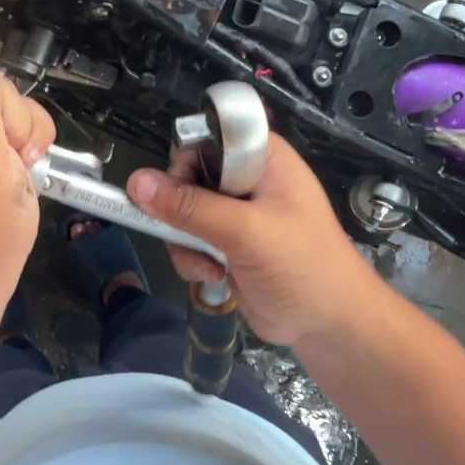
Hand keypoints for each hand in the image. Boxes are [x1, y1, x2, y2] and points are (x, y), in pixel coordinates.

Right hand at [126, 134, 381, 345]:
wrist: (329, 327)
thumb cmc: (302, 267)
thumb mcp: (245, 232)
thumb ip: (190, 207)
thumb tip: (136, 181)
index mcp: (262, 159)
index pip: (210, 138)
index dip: (187, 159)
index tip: (176, 189)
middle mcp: (246, 179)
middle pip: (187, 175)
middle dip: (179, 209)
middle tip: (185, 231)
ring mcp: (235, 213)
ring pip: (181, 211)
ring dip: (184, 241)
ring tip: (207, 264)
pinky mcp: (226, 244)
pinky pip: (189, 239)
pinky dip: (192, 259)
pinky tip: (213, 276)